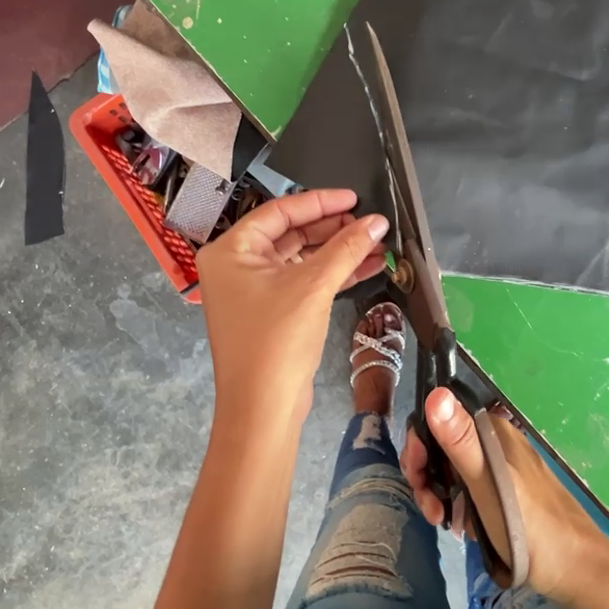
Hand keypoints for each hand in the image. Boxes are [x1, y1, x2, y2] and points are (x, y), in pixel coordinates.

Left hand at [195, 189, 388, 429]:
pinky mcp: (270, 311)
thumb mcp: (314, 286)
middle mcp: (236, 265)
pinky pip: (302, 280)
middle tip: (369, 224)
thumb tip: (377, 222)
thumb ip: (346, 248)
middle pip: (291, 233)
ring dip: (338, 252)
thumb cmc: (276, 341)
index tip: (354, 198)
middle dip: (334, 229)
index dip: (320, 202)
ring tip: (376, 244)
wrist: (262, 409)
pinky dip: (332, 274)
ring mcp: (252, 290)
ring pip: (300, 258)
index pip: (280, 212)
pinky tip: (367, 266)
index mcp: (231, 250)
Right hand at [401, 387, 608, 602]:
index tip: (415, 477)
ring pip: (453, 471)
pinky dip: (456, 505)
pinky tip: (459, 527)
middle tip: (429, 508)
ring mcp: (500, 469)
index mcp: (493, 431)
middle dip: (426, 474)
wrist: (577, 570)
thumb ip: (460, 440)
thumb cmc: (530, 524)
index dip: (420, 445)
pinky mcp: (504, 494)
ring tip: (440, 521)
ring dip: (438, 493)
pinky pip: (469, 490)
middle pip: (443, 447)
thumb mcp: (488, 482)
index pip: (440, 421)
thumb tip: (436, 393)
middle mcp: (496, 443)